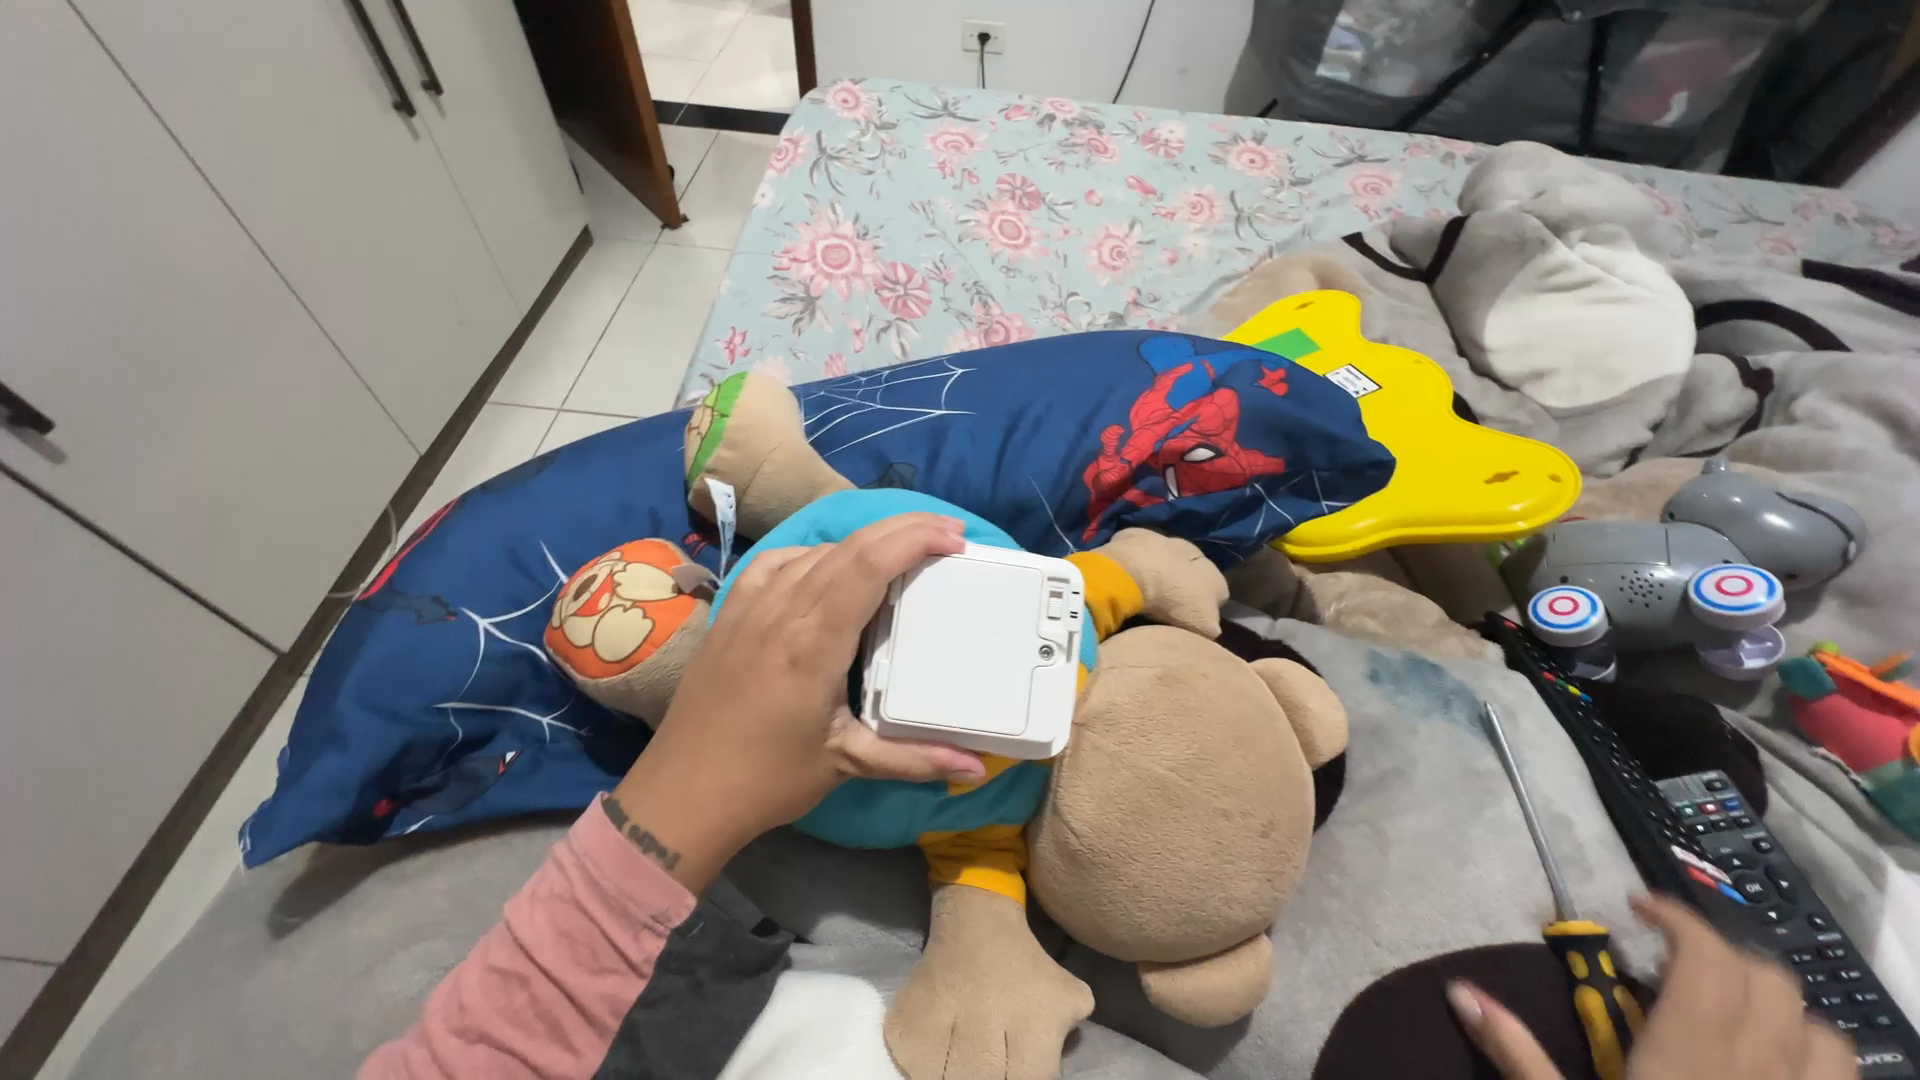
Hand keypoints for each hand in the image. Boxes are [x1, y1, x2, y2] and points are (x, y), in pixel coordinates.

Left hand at [608, 512, 984, 892]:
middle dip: (904, 529)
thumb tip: (978, 769)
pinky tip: (831, 566)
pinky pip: (777, 563)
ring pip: (816, 551)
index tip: (956, 538)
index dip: (913, 539)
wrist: (683, 793)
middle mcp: (781, 611)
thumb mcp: (847, 765)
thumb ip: (916, 759)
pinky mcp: (731, 612)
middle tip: (949, 533)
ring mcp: (750, 606)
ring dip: (866, 541)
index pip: (868, 565)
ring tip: (904, 550)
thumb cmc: (767, 779)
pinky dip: (815, 554)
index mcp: (812, 643)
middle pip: (849, 546)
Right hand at [1446, 894, 1855, 1079]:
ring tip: (1728, 1009)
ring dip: (1778, 1005)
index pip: (1710, 962)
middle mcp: (1761, 1076)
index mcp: (1693, 1059)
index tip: (1636, 906)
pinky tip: (1764, 1068)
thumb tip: (1457, 991)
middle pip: (1771, 982)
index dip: (1679, 919)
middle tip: (1669, 957)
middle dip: (1722, 953)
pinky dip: (1810, 1056)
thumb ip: (1515, 1053)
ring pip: (1825, 1033)